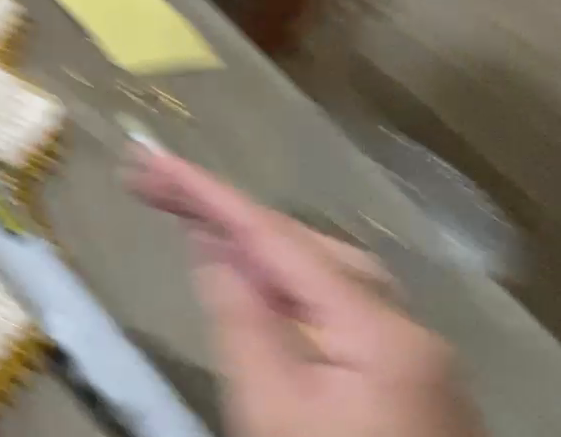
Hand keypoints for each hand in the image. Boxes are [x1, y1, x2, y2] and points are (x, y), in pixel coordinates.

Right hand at [131, 151, 484, 436]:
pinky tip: (243, 278)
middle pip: (302, 245)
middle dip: (226, 212)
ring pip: (319, 273)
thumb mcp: (266, 404)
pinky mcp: (403, 382)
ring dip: (251, 242)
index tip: (148, 156)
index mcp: (378, 329)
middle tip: (153, 188)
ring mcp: (412, 356)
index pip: (274, 237)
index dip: (206, 191)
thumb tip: (212, 245)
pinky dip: (279, 281)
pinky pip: (331, 307)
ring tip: (188, 221)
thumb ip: (239, 315)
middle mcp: (406, 328)